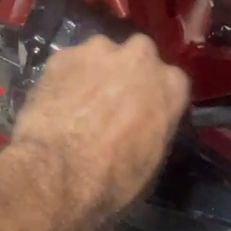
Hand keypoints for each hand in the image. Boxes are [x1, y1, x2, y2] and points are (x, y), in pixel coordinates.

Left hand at [8, 34, 189, 217]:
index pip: (172, 85)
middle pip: (138, 61)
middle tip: (113, 109)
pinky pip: (70, 66)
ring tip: (81, 108)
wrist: (59, 173)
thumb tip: (145, 130)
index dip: (156, 103)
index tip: (146, 118)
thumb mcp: (151, 165)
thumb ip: (155, 133)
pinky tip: (58, 107)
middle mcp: (141, 56)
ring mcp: (99, 50)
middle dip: (128, 79)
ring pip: (102, 58)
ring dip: (96, 76)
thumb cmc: (115, 180)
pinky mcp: (62, 55)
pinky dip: (67, 81)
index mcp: (172, 85)